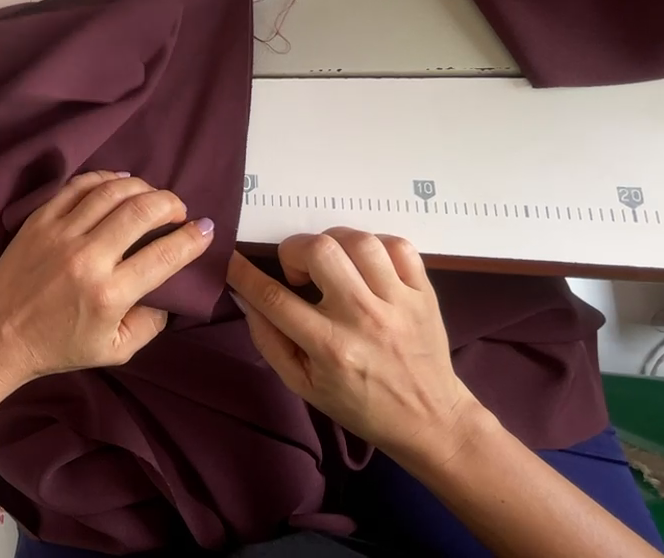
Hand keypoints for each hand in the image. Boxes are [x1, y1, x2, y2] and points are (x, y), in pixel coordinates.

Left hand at [0, 172, 214, 391]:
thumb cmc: (58, 346)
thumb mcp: (115, 350)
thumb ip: (150, 323)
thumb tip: (169, 292)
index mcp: (109, 294)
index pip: (164, 255)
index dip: (193, 238)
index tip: (206, 229)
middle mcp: (87, 257)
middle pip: (141, 211)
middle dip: (170, 204)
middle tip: (179, 209)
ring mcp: (60, 233)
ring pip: (111, 192)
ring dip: (141, 188)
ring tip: (153, 196)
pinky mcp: (40, 219)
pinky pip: (78, 187)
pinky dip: (104, 179)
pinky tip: (120, 183)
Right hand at [226, 228, 486, 465]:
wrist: (433, 422)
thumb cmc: (359, 404)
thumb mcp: (302, 385)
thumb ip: (267, 339)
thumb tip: (244, 295)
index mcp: (330, 347)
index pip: (273, 297)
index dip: (243, 272)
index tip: (230, 257)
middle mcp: (364, 319)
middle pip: (319, 251)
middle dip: (294, 251)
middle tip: (299, 275)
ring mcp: (399, 302)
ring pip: (357, 240)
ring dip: (334, 244)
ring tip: (333, 266)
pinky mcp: (424, 293)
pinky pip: (398, 245)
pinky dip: (375, 245)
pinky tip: (366, 265)